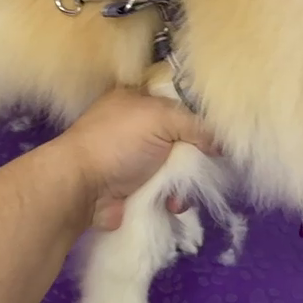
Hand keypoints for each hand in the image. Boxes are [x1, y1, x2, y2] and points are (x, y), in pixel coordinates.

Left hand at [51, 89, 216, 230]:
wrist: (82, 188)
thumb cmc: (118, 142)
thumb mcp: (161, 117)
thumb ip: (196, 123)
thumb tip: (220, 142)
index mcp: (137, 99)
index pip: (178, 98)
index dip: (200, 112)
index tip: (221, 127)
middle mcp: (137, 127)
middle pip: (183, 136)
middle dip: (196, 153)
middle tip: (206, 162)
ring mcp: (136, 160)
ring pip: (178, 168)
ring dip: (185, 182)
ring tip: (180, 192)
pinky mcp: (136, 189)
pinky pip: (167, 192)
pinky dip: (173, 199)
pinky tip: (171, 204)